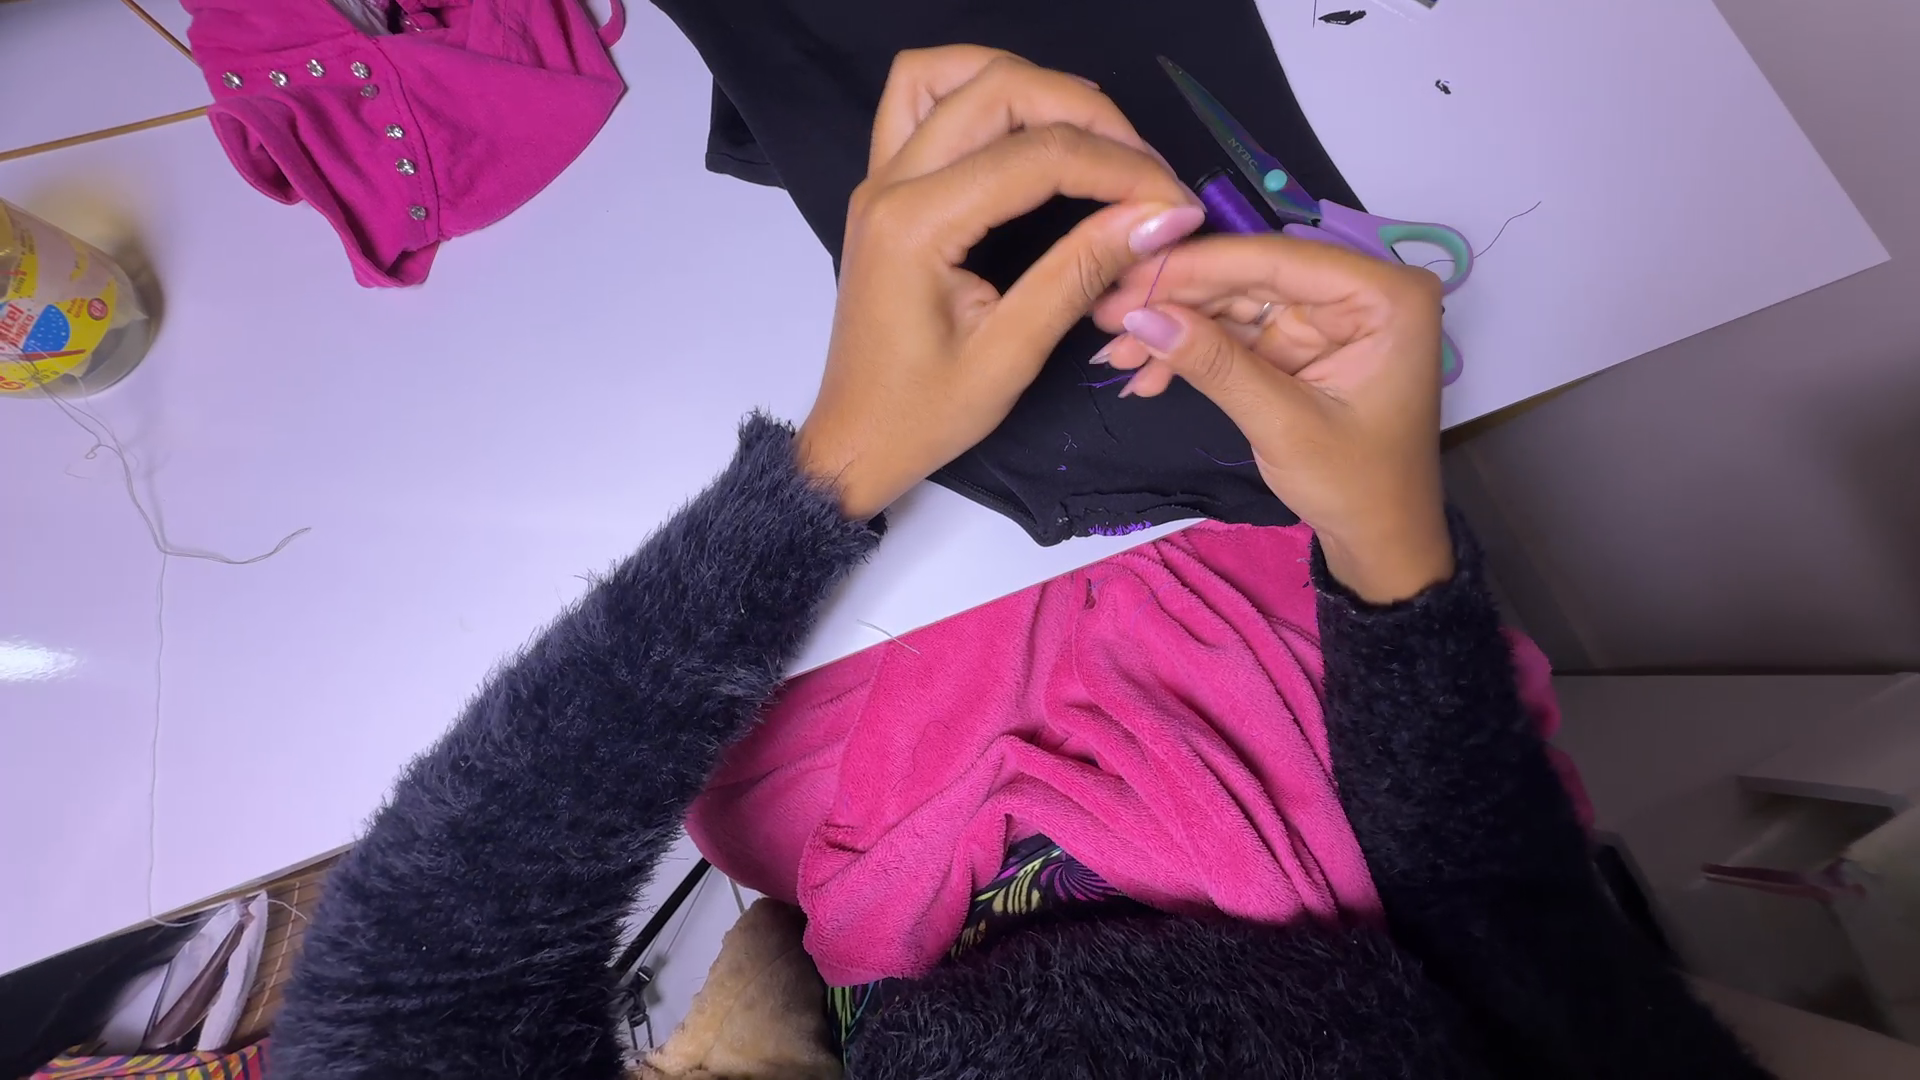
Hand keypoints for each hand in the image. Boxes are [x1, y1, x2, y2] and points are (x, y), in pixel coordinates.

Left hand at [796, 46, 1204, 518]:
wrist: (859, 440)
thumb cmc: (925, 415)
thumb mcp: (1011, 353)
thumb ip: (1081, 272)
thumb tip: (1160, 216)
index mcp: (917, 226)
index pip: (1037, 157)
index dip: (1120, 169)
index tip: (1174, 203)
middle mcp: (888, 185)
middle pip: (998, 91)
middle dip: (1086, 115)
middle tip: (1143, 168)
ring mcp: (877, 182)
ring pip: (950, 75)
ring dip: (1025, 85)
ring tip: (1086, 132)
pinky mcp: (882, 193)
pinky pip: (918, 102)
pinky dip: (973, 93)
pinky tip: (1016, 126)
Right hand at [1090, 235, 1452, 601]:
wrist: (1377, 536)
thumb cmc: (1354, 485)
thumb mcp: (1283, 423)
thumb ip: (1215, 365)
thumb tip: (1143, 319)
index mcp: (1380, 296)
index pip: (1274, 261)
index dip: (1194, 269)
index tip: (1126, 283)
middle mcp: (1353, 293)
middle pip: (1247, 279)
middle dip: (1175, 301)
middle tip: (1106, 317)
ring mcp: (1321, 319)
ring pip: (1230, 307)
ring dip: (1172, 331)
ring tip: (1116, 355)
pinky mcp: (1295, 346)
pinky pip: (1232, 338)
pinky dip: (1189, 355)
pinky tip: (1147, 374)